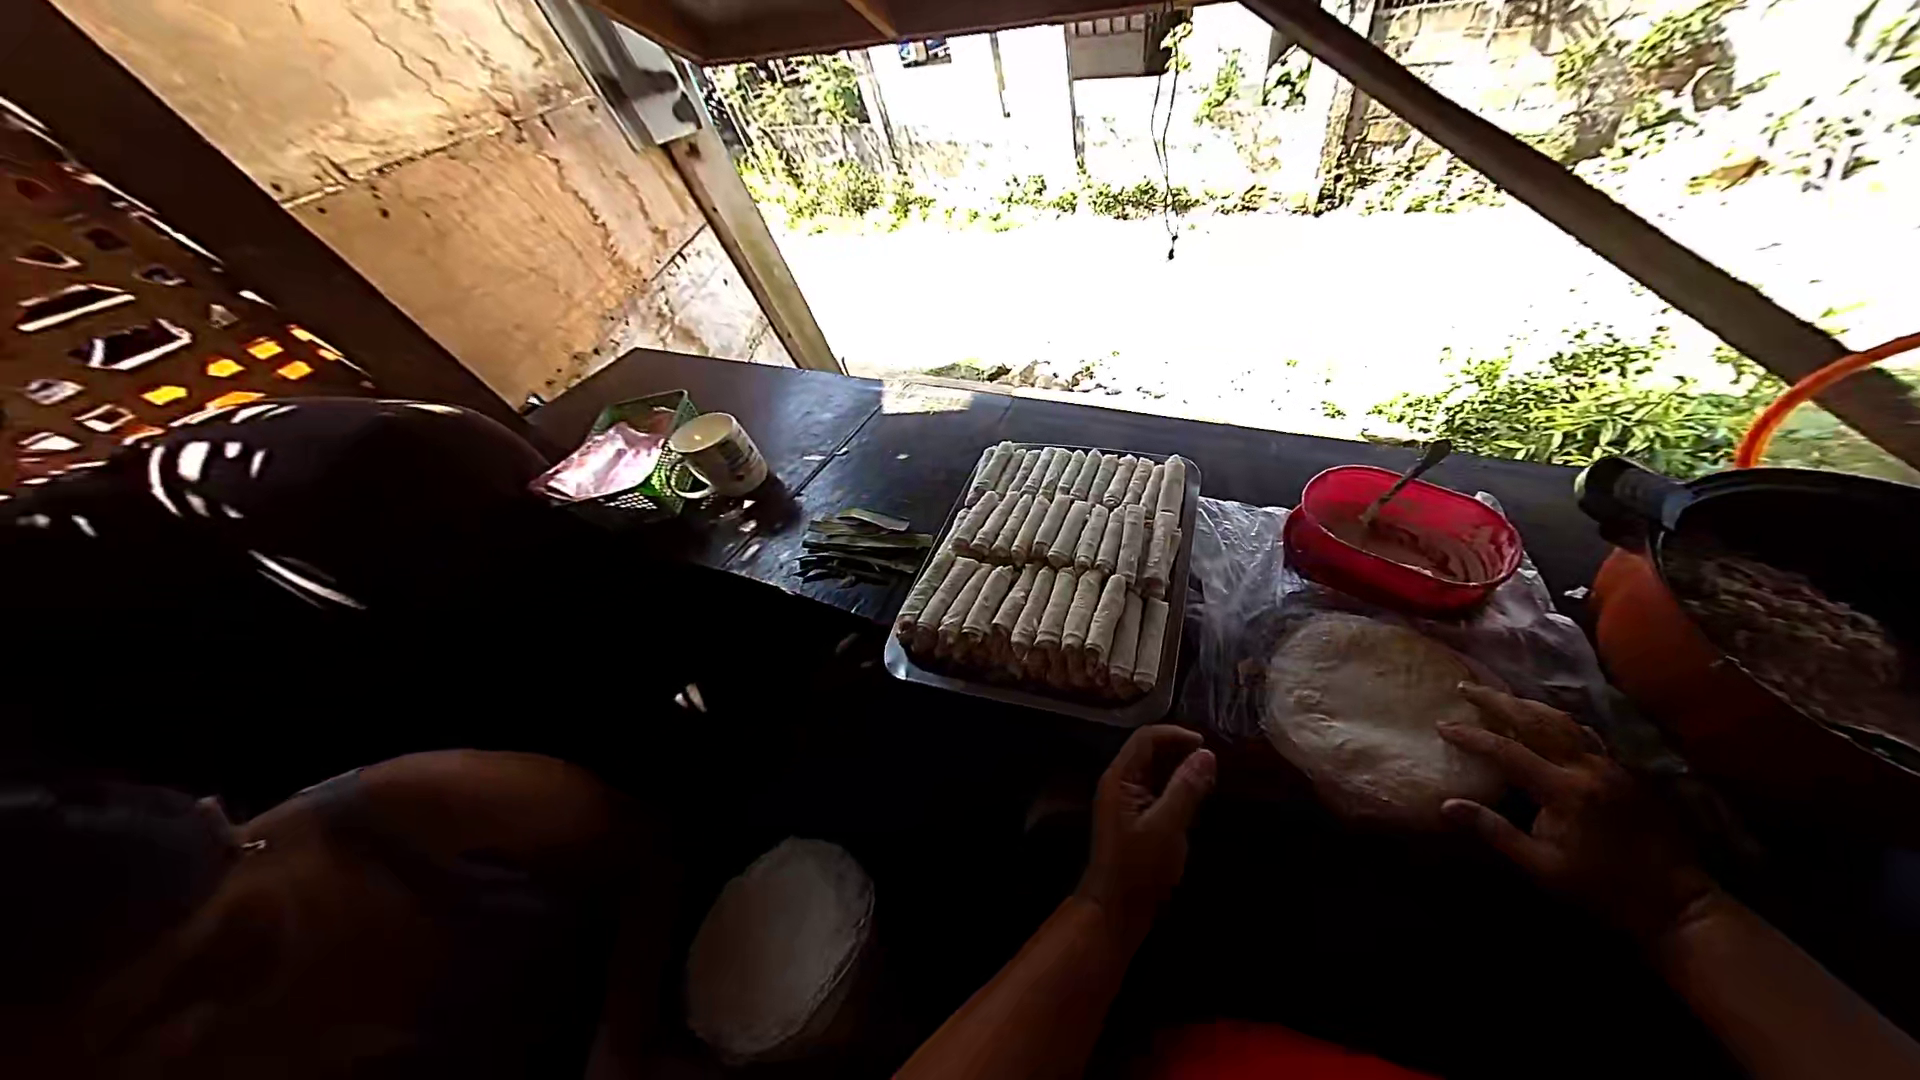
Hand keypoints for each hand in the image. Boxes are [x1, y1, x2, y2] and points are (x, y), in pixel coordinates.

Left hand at [1074, 726, 1215, 940]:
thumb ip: (1186, 788)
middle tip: (1211, 758)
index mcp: (1119, 777)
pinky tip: (1195, 795)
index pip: (1145, 738)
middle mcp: (1118, 782)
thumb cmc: (1139, 867)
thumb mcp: (1167, 825)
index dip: (1175, 734)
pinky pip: (1155, 788)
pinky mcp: (1134, 815)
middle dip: (1178, 748)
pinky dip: (1175, 785)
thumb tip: (1207, 754)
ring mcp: (1124, 799)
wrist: (1116, 908)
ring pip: (1153, 769)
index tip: (1206, 743)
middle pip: (1148, 750)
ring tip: (1209, 773)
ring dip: (1178, 766)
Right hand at [1438, 684, 1719, 943]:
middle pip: (1536, 722)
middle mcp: (1588, 769)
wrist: (1680, 906)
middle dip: (1497, 701)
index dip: (1470, 736)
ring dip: (1528, 705)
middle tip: (1465, 686)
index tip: (1441, 725)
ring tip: (1500, 695)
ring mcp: (1613, 768)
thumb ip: (1495, 831)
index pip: (1506, 751)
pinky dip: (1559, 720)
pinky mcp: (1628, 774)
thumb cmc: (1602, 888)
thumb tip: (1446, 804)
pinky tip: (1546, 719)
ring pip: (1564, 722)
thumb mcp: (1541, 866)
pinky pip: (1587, 735)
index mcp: (1564, 791)